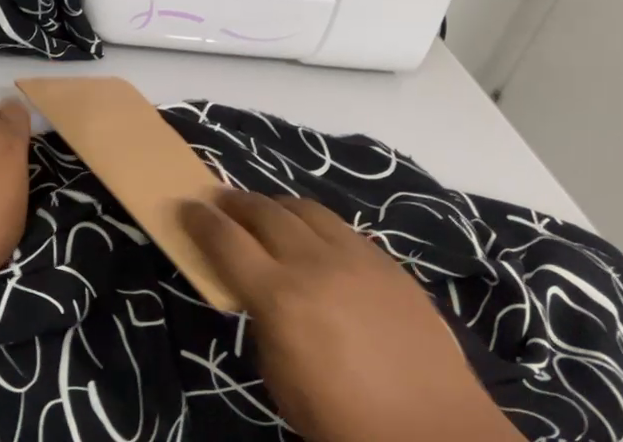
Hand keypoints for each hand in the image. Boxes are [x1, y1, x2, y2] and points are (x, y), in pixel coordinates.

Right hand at [181, 191, 523, 441]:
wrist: (437, 437)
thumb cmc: (344, 423)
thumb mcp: (281, 379)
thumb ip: (263, 322)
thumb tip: (257, 293)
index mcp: (279, 296)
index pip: (225, 239)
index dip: (200, 220)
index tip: (186, 207)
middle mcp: (314, 264)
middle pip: (264, 212)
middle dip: (235, 203)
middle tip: (220, 203)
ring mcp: (357, 259)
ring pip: (306, 209)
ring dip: (276, 207)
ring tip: (266, 214)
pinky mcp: (390, 265)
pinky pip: (343, 229)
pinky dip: (317, 226)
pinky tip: (316, 241)